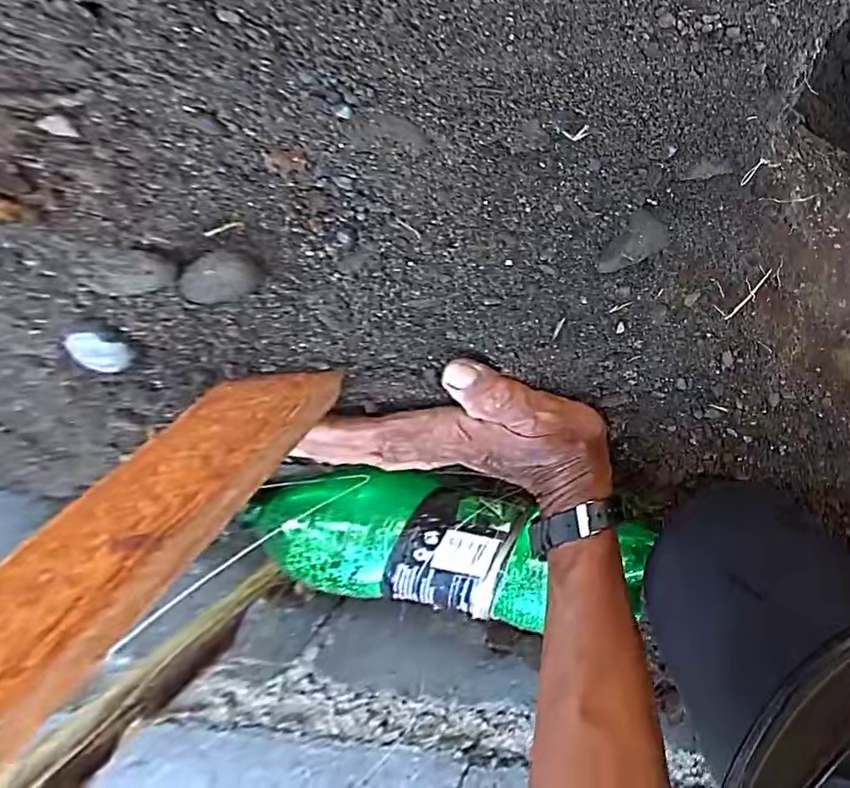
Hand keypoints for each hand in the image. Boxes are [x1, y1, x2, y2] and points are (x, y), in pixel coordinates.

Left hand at [292, 359, 611, 511]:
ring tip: (303, 429)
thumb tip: (455, 371)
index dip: (333, 428)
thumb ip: (499, 395)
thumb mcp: (541, 414)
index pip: (378, 435)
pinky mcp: (457, 448)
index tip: (292, 417)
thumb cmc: (562, 446)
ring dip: (337, 442)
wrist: (575, 477)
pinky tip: (362, 435)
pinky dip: (368, 441)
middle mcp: (439, 446)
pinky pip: (397, 445)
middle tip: (274, 424)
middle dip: (319, 437)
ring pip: (375, 448)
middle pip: (364, 445)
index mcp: (452, 435)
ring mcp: (445, 451)